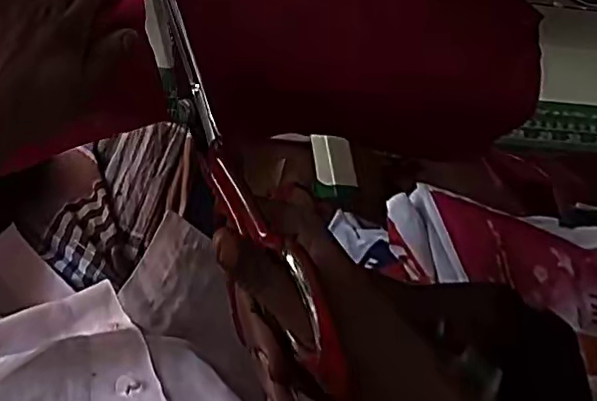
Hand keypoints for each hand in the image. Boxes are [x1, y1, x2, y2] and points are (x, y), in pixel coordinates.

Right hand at [214, 189, 468, 400]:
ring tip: (280, 382)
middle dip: (254, 309)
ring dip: (266, 341)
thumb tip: (220, 236)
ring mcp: (323, 300)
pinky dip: (280, 357)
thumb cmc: (376, 363)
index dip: (244, 222)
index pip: (272, 212)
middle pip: (263, 263)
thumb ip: (262, 277)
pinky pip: (286, 329)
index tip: (225, 252)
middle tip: (266, 352)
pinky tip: (284, 385)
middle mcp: (319, 268)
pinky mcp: (325, 330)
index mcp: (319, 252)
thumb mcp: (309, 320)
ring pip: (271, 301)